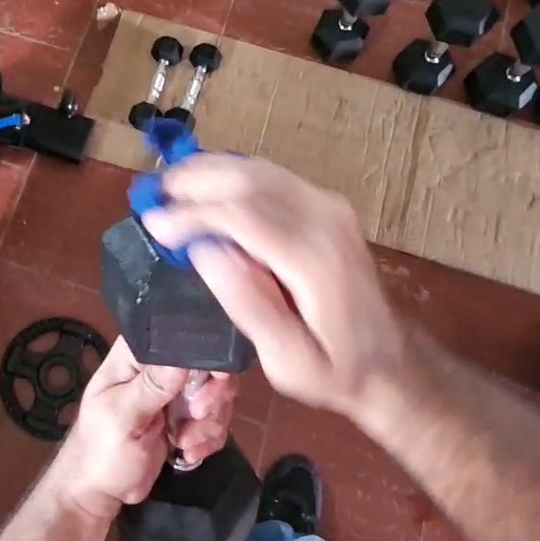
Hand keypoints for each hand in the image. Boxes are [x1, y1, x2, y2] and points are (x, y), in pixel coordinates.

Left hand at [50, 338, 238, 521]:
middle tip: (195, 416)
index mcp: (137, 354)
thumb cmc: (100, 450)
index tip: (215, 379)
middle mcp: (160, 365)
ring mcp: (176, 391)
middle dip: (211, 395)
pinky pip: (216, 417)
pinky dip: (208, 437)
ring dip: (209, 422)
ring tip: (184, 443)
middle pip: (209, 363)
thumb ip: (151, 386)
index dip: (204, 352)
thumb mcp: (121, 417)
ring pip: (217, 392)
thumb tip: (183, 357)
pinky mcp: (188, 415)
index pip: (178, 336)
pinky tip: (187, 451)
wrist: (102, 491)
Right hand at [140, 156, 409, 424]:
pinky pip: (268, 176)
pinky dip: (229, 175)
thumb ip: (248, 304)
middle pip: (249, 180)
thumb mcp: (288, 362)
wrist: (390, 359)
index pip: (244, 216)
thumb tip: (204, 251)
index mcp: (316, 259)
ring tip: (167, 187)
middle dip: (194, 180)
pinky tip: (202, 187)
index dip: (193, 214)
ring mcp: (328, 204)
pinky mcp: (324, 202)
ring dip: (208, 172)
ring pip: (257, 170)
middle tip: (150, 194)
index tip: (153, 223)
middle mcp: (325, 218)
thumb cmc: (335, 370)